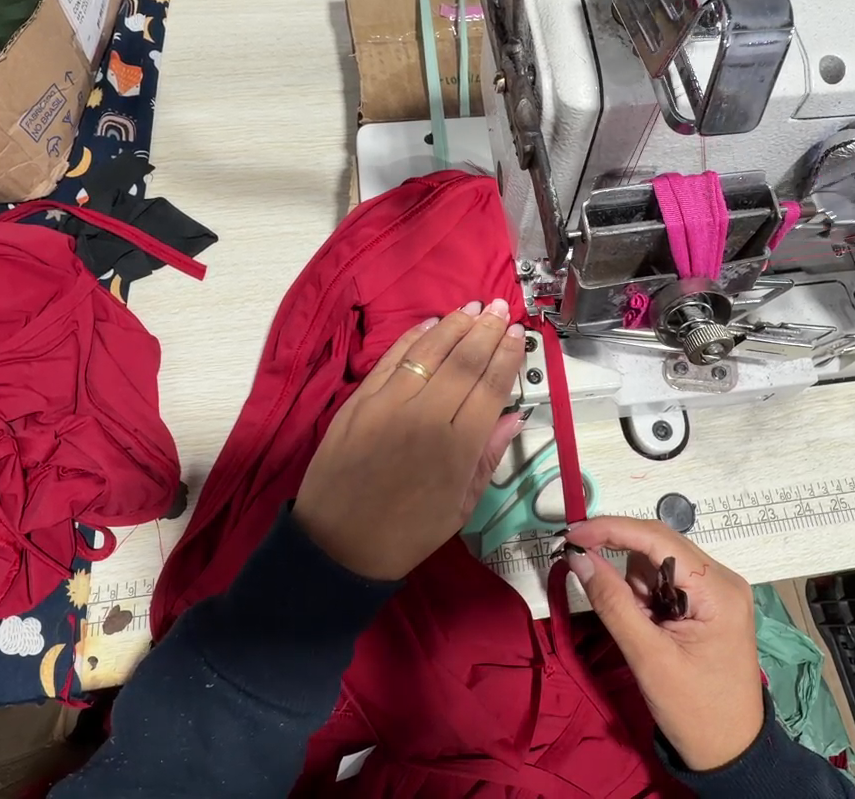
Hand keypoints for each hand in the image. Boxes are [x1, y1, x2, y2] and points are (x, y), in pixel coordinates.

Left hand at [294, 300, 526, 580]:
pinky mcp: (359, 400)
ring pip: (428, 352)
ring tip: (473, 307)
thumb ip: (488, 457)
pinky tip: (430, 324)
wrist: (337, 545)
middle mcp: (426, 416)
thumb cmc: (407, 533)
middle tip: (502, 308)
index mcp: (457, 447)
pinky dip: (412, 337)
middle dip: (485, 331)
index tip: (517, 334)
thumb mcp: (461, 507)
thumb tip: (514, 417)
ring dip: (453, 326)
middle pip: (463, 361)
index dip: (505, 356)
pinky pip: (391, 359)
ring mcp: (388, 404)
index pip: (490, 387)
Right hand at [564, 517, 763, 771]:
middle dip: (621, 561)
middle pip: (658, 544)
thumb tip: (579, 557)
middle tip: (585, 572)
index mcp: (717, 589)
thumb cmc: (695, 711)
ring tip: (641, 628)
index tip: (573, 534)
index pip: (658, 538)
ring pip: (657, 561)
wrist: (731, 755)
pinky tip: (649, 626)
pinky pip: (664, 579)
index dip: (612, 529)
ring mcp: (717, 589)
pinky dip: (645, 595)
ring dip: (635, 585)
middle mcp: (722, 578)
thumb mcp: (648, 658)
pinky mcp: (708, 601)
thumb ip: (612, 602)